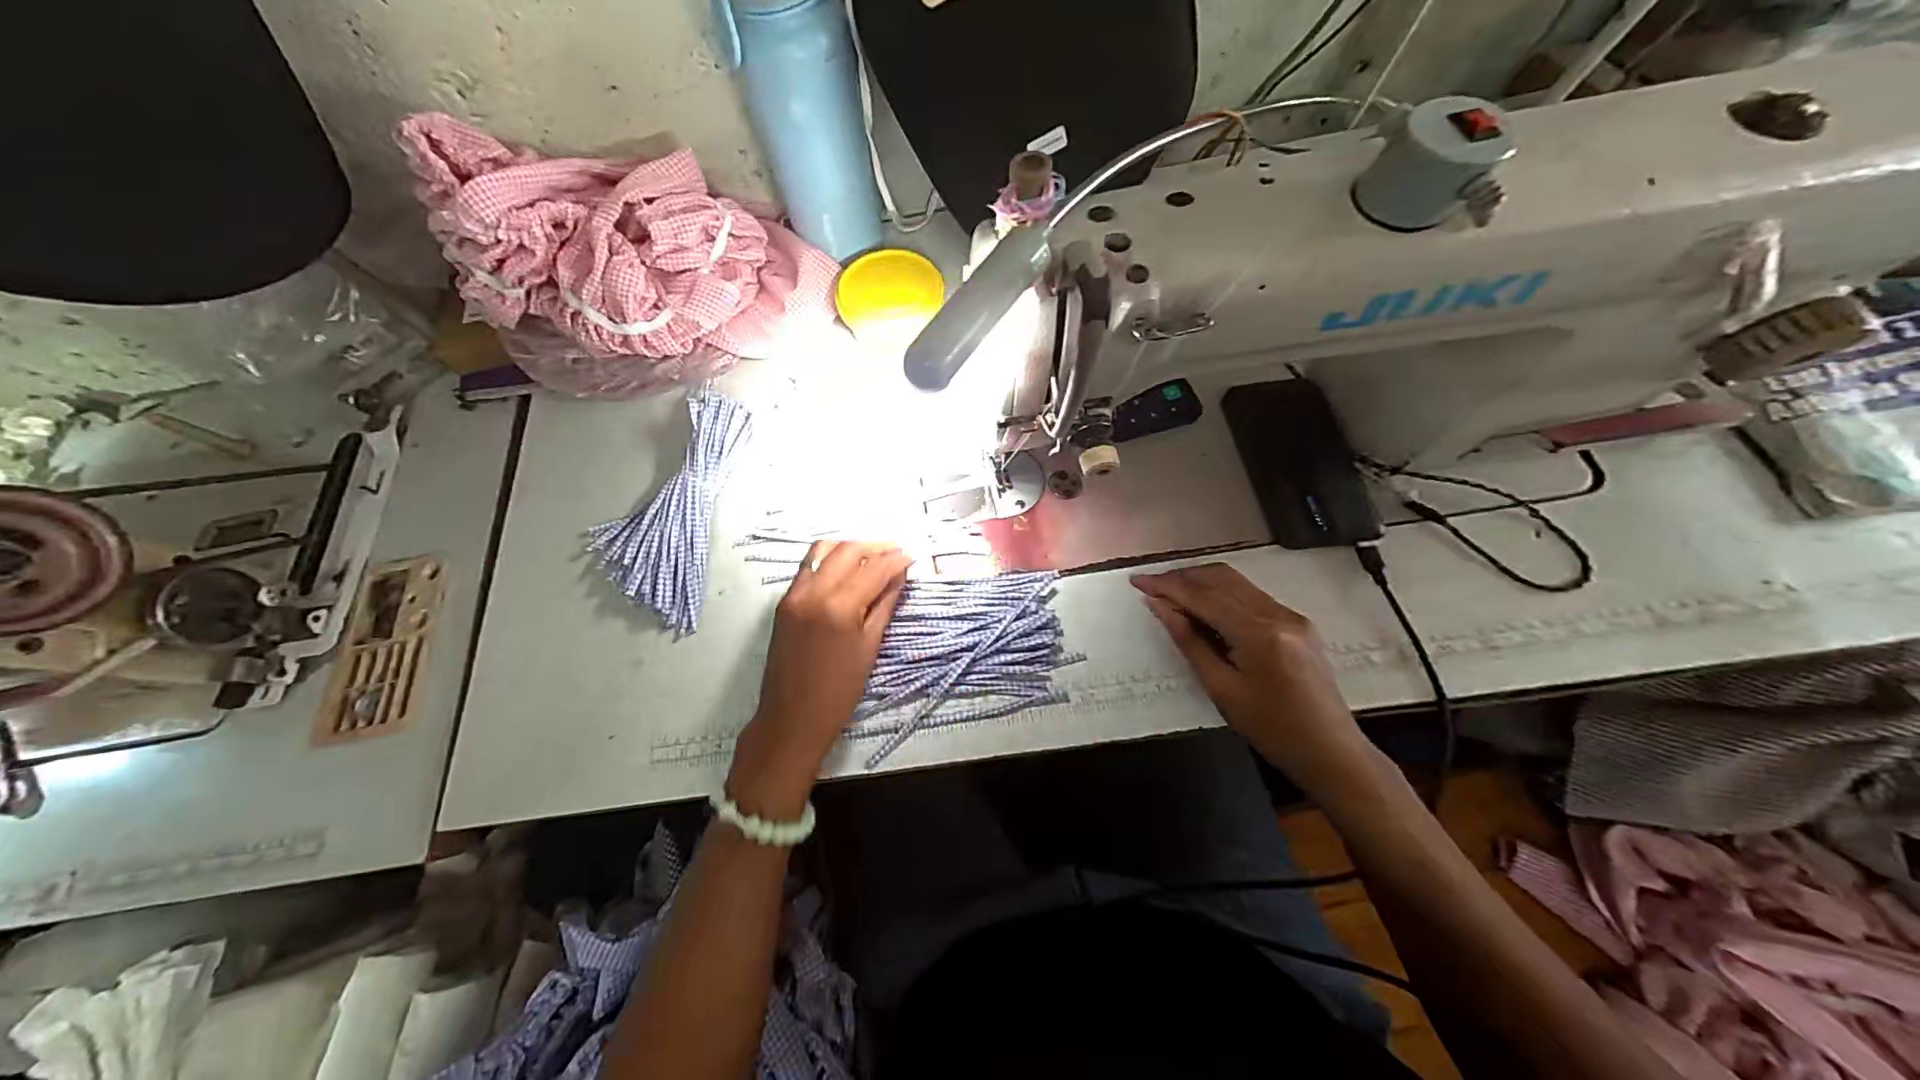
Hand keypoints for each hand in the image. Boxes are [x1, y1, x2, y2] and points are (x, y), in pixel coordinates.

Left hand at [729, 540, 911, 817]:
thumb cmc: (839, 691)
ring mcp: (794, 594)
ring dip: (850, 548)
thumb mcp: (870, 646)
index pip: (873, 569)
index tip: (911, 556)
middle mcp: (813, 592)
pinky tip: (847, 570)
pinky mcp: (784, 601)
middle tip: (896, 553)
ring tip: (872, 557)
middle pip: (848, 550)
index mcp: (839, 607)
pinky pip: (808, 566)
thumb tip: (899, 574)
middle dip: (875, 547)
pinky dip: (830, 560)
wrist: (792, 717)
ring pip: (823, 551)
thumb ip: (884, 604)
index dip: (895, 560)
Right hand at [1131, 564, 1370, 778]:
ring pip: (1237, 583)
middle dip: (1183, 577)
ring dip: (1202, 583)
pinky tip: (1204, 608)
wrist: (1330, 751)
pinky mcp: (1297, 622)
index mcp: (1260, 634)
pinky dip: (1222, 595)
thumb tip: (1161, 607)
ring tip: (1170, 593)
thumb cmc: (1272, 730)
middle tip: (1151, 584)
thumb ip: (1190, 642)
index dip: (1168, 586)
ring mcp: (1292, 616)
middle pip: (1222, 579)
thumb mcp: (1222, 690)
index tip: (1138, 580)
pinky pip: (1252, 597)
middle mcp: (1279, 614)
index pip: (1204, 597)